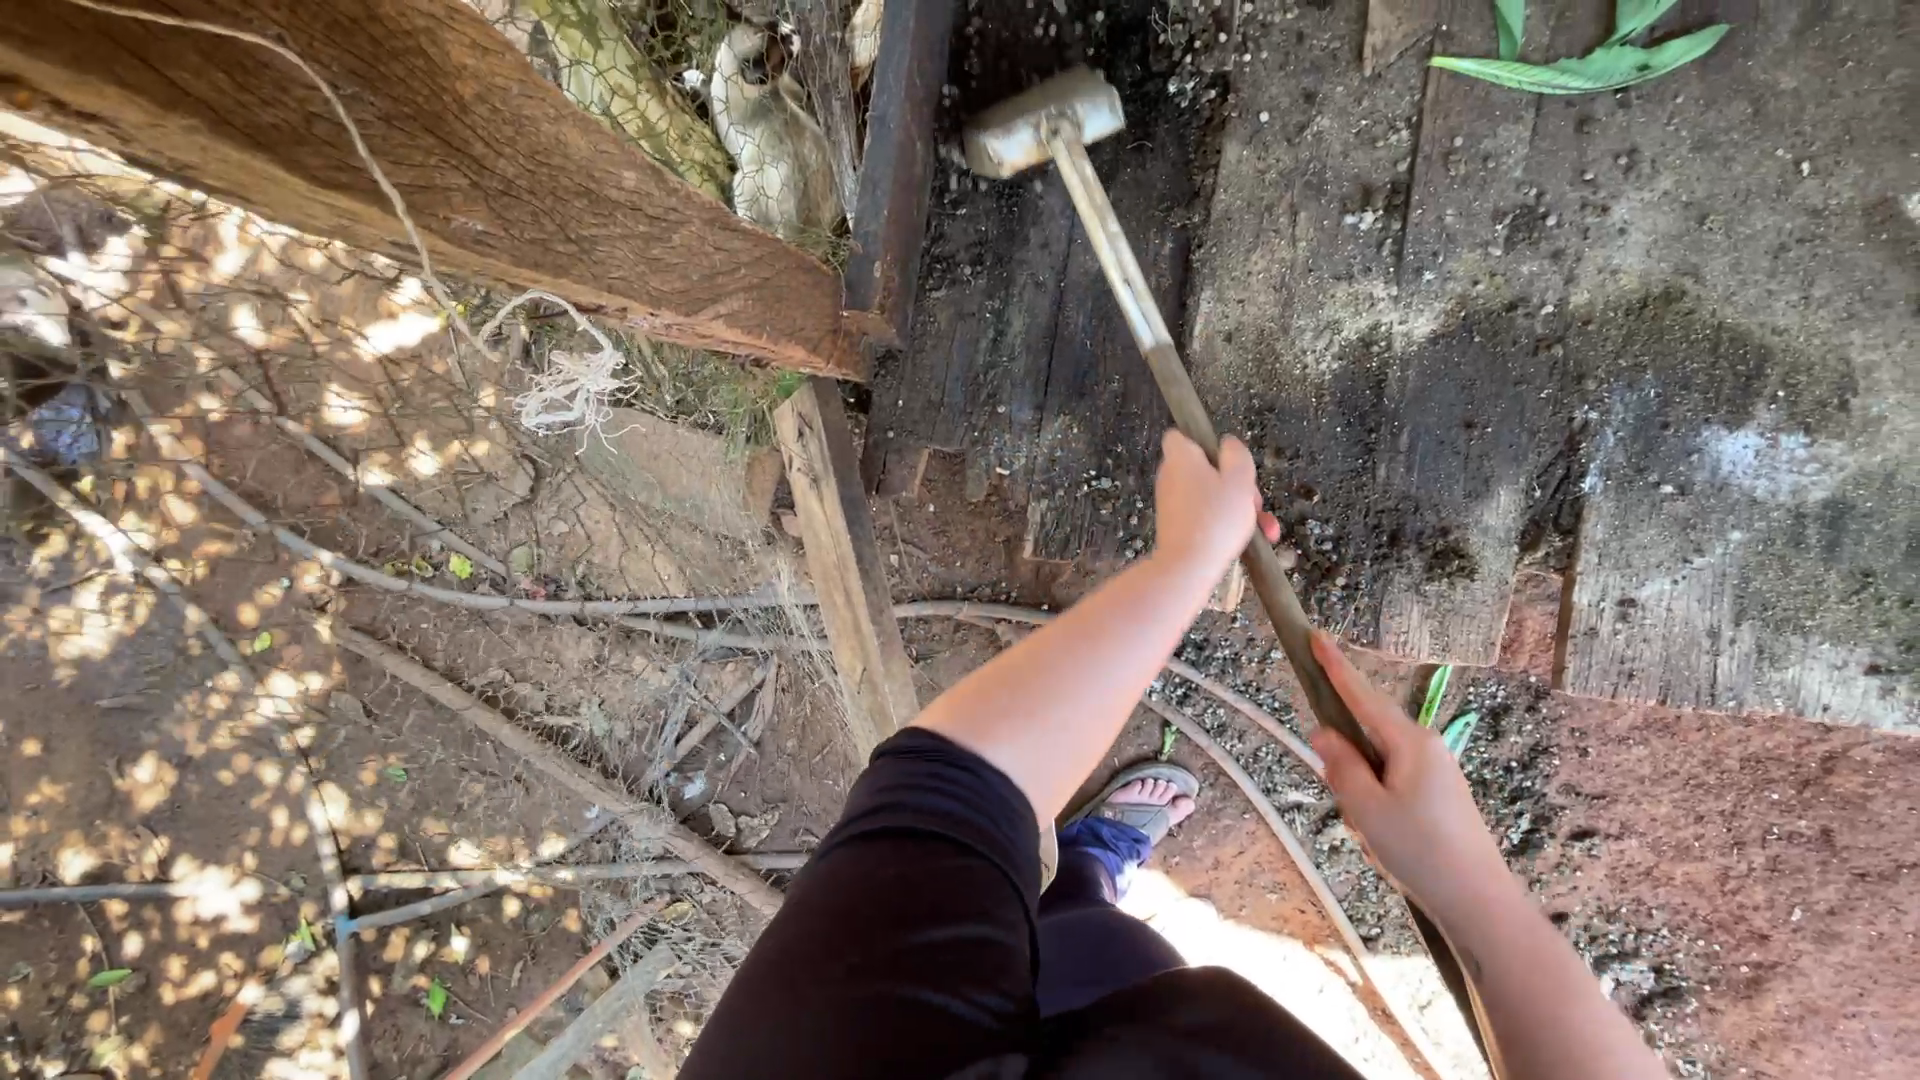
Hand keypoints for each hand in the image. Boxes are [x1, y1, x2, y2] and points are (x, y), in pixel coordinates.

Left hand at [1152, 430, 1279, 573]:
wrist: (1188, 566)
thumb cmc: (1215, 518)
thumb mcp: (1239, 480)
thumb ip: (1237, 455)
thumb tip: (1227, 443)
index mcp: (1180, 458)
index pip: (1179, 436)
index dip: (1204, 443)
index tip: (1227, 459)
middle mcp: (1170, 477)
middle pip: (1206, 469)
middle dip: (1237, 483)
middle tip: (1254, 500)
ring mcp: (1172, 503)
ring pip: (1212, 495)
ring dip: (1241, 508)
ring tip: (1264, 526)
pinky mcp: (1177, 525)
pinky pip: (1206, 515)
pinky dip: (1228, 524)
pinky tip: (1258, 539)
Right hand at [1308, 631, 1508, 924]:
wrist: (1482, 904)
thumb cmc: (1420, 851)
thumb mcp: (1365, 806)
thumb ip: (1339, 763)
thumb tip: (1322, 731)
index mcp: (1409, 741)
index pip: (1362, 694)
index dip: (1335, 666)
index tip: (1315, 634)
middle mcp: (1425, 747)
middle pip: (1365, 735)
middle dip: (1346, 766)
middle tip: (1353, 812)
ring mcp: (1435, 771)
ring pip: (1375, 765)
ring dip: (1361, 793)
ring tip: (1375, 836)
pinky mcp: (1438, 794)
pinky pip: (1390, 783)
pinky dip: (1376, 804)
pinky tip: (1387, 842)